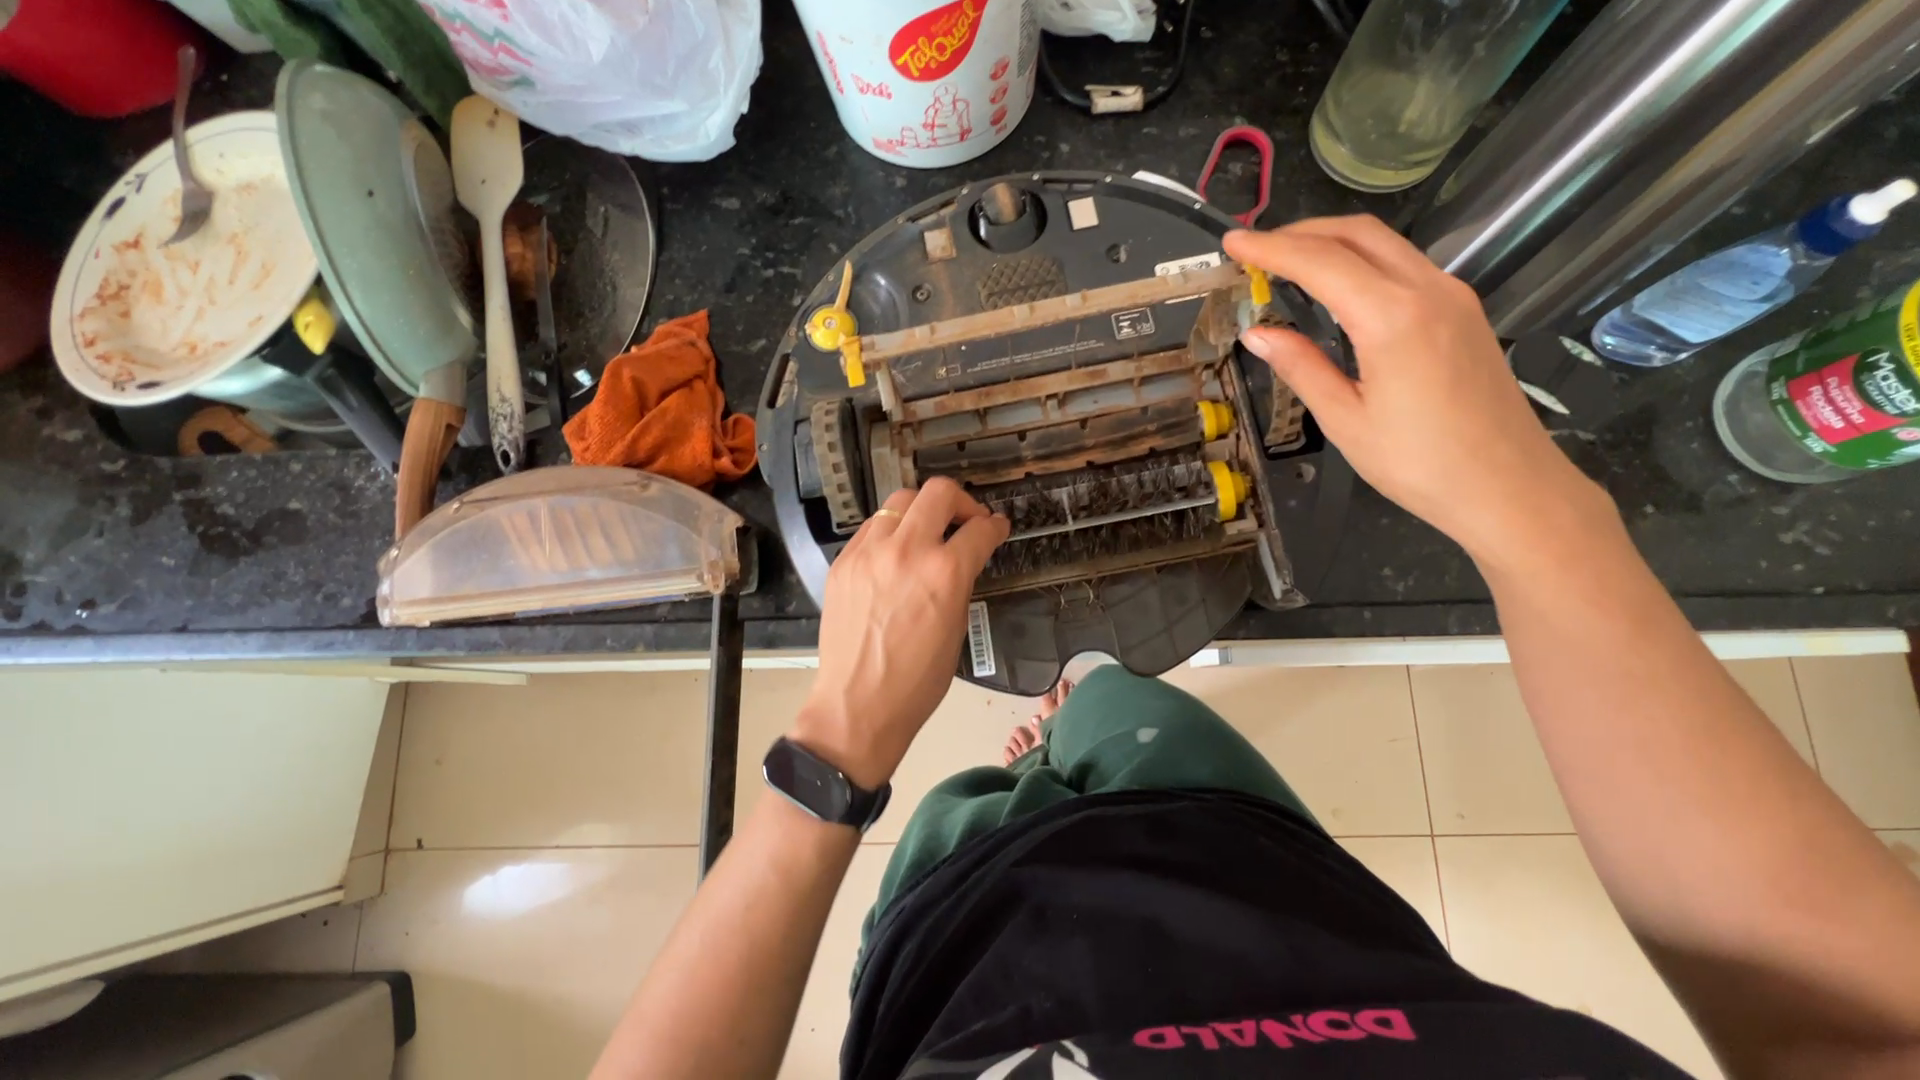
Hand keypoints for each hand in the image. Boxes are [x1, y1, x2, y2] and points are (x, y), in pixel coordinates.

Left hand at [794, 477, 1008, 788]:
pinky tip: (896, 554)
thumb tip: (964, 558)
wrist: (858, 706)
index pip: (979, 529)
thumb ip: (960, 581)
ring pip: (900, 501)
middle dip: (961, 502)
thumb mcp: (956, 628)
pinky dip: (891, 531)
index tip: (996, 527)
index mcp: (944, 572)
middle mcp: (906, 551)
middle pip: (938, 492)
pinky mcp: (843, 562)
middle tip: (966, 521)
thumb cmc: (916, 681)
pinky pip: (872, 528)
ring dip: (921, 510)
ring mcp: (869, 553)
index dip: (995, 526)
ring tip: (928, 533)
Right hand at [1223, 216, 1609, 565]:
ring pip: (1387, 245)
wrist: (1509, 487)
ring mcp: (1454, 296)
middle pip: (1358, 234)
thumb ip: (1301, 367)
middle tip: (1257, 249)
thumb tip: (1258, 334)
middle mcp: (1428, 290)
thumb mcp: (1345, 420)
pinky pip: (1407, 267)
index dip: (1270, 248)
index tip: (1233, 242)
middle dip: (1302, 232)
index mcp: (1392, 317)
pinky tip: (1340, 288)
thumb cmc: (1420, 464)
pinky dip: (1364, 263)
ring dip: (1334, 243)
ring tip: (1289, 263)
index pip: (1320, 262)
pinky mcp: (1465, 312)